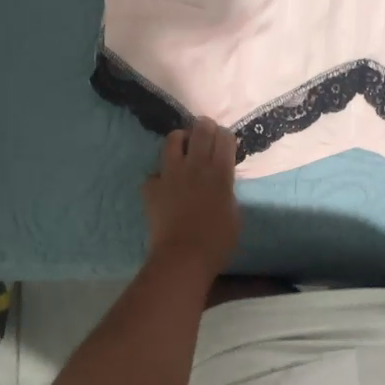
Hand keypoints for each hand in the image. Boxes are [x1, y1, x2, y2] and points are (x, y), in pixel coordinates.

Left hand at [143, 117, 239, 277]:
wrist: (183, 256)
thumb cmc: (217, 241)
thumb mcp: (233, 213)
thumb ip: (227, 191)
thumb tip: (220, 182)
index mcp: (220, 173)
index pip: (224, 138)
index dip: (225, 137)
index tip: (225, 142)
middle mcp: (195, 166)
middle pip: (200, 129)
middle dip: (205, 127)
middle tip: (206, 133)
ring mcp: (170, 173)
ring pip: (173, 139)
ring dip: (181, 140)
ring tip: (184, 149)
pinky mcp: (151, 186)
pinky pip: (155, 172)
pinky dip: (161, 176)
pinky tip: (166, 187)